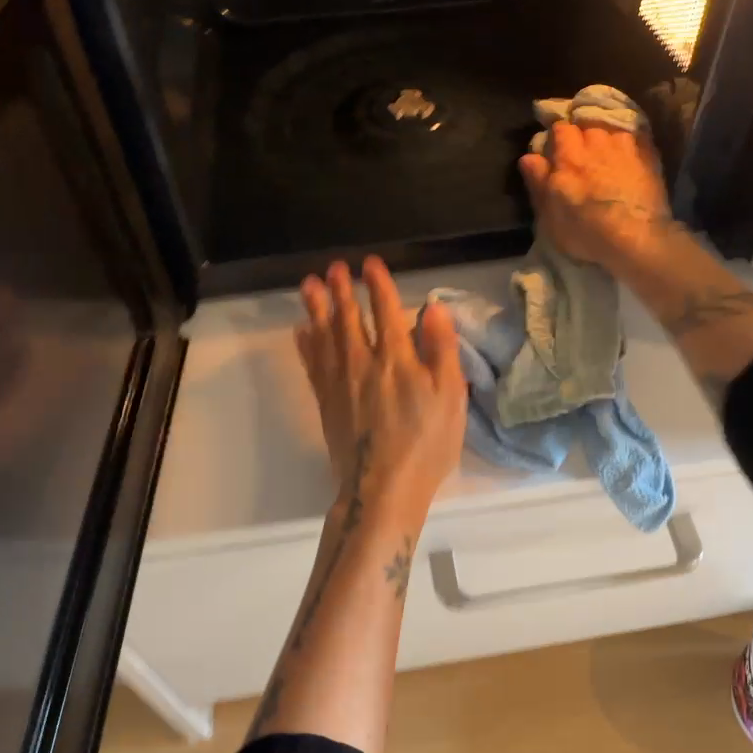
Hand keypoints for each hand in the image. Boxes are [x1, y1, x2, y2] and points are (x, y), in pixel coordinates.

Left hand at [296, 257, 467, 524]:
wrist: (381, 489)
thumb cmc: (425, 444)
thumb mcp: (450, 397)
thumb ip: (441, 349)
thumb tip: (433, 308)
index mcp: (396, 359)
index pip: (385, 311)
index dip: (379, 285)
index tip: (371, 263)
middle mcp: (362, 363)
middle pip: (348, 318)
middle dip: (342, 290)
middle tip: (335, 267)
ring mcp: (339, 382)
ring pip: (324, 336)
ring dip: (317, 308)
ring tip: (309, 285)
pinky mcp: (326, 402)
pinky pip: (312, 365)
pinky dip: (306, 345)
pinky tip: (301, 331)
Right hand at [518, 121, 678, 270]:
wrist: (635, 238)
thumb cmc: (585, 231)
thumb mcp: (548, 214)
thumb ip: (537, 181)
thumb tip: (528, 156)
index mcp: (568, 157)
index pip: (561, 128)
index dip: (558, 136)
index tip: (557, 148)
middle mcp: (596, 144)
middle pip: (587, 125)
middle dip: (583, 135)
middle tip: (582, 153)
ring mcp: (625, 148)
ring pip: (612, 130)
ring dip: (608, 138)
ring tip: (608, 154)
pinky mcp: (649, 157)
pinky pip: (638, 139)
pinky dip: (632, 144)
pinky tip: (632, 156)